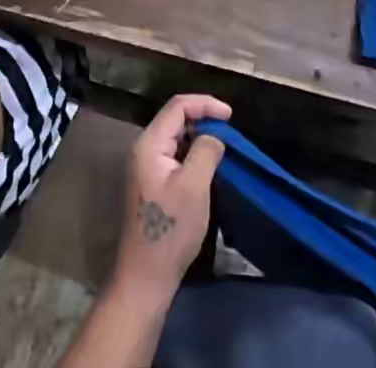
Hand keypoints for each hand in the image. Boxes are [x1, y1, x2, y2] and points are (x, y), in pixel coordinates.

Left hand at [111, 94, 231, 297]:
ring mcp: (147, 165)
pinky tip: (209, 163)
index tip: (230, 115)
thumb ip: (205, 152)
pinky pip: (174, 154)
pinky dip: (193, 151)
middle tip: (230, 129)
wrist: (147, 271)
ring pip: (175, 137)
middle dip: (202, 117)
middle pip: (174, 119)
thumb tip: (214, 135)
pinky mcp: (153, 181)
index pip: (177, 107)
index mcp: (150, 143)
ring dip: (199, 135)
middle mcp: (144, 148)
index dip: (204, 104)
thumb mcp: (194, 186)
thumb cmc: (171, 228)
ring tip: (224, 144)